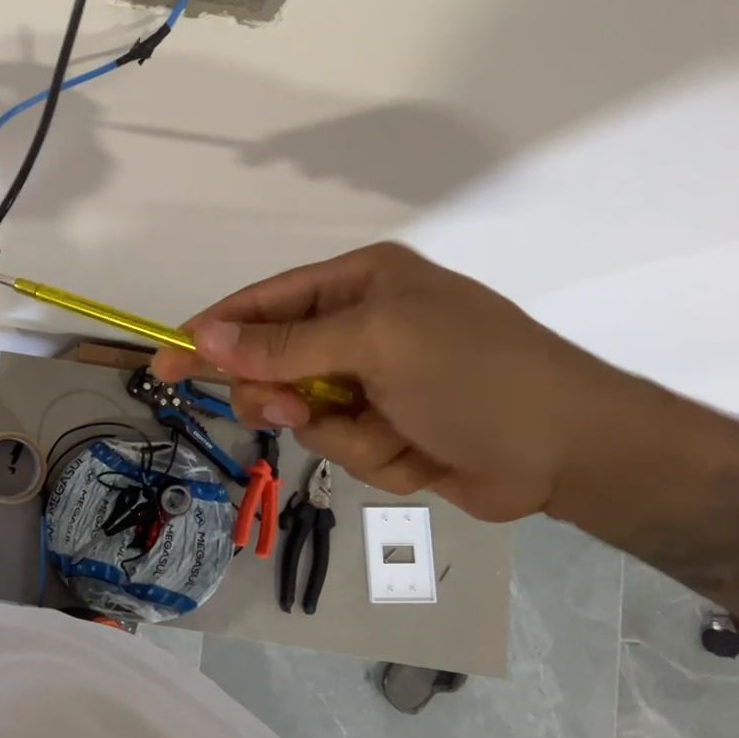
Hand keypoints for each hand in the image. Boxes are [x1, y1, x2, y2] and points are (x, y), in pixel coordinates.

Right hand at [152, 242, 636, 521]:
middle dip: (277, 392)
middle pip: (270, 363)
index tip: (165, 363)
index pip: (262, 304)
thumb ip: (284, 345)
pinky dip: (367, 452)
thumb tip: (204, 337)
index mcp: (359, 284)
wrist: (574, 453)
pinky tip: (412, 450)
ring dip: (331, 428)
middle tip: (283, 411)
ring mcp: (372, 381)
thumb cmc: (476, 375)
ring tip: (377, 428)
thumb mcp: (375, 343)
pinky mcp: (385, 428)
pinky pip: (338, 444)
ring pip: (300, 412)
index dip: (210, 333)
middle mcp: (360, 327)